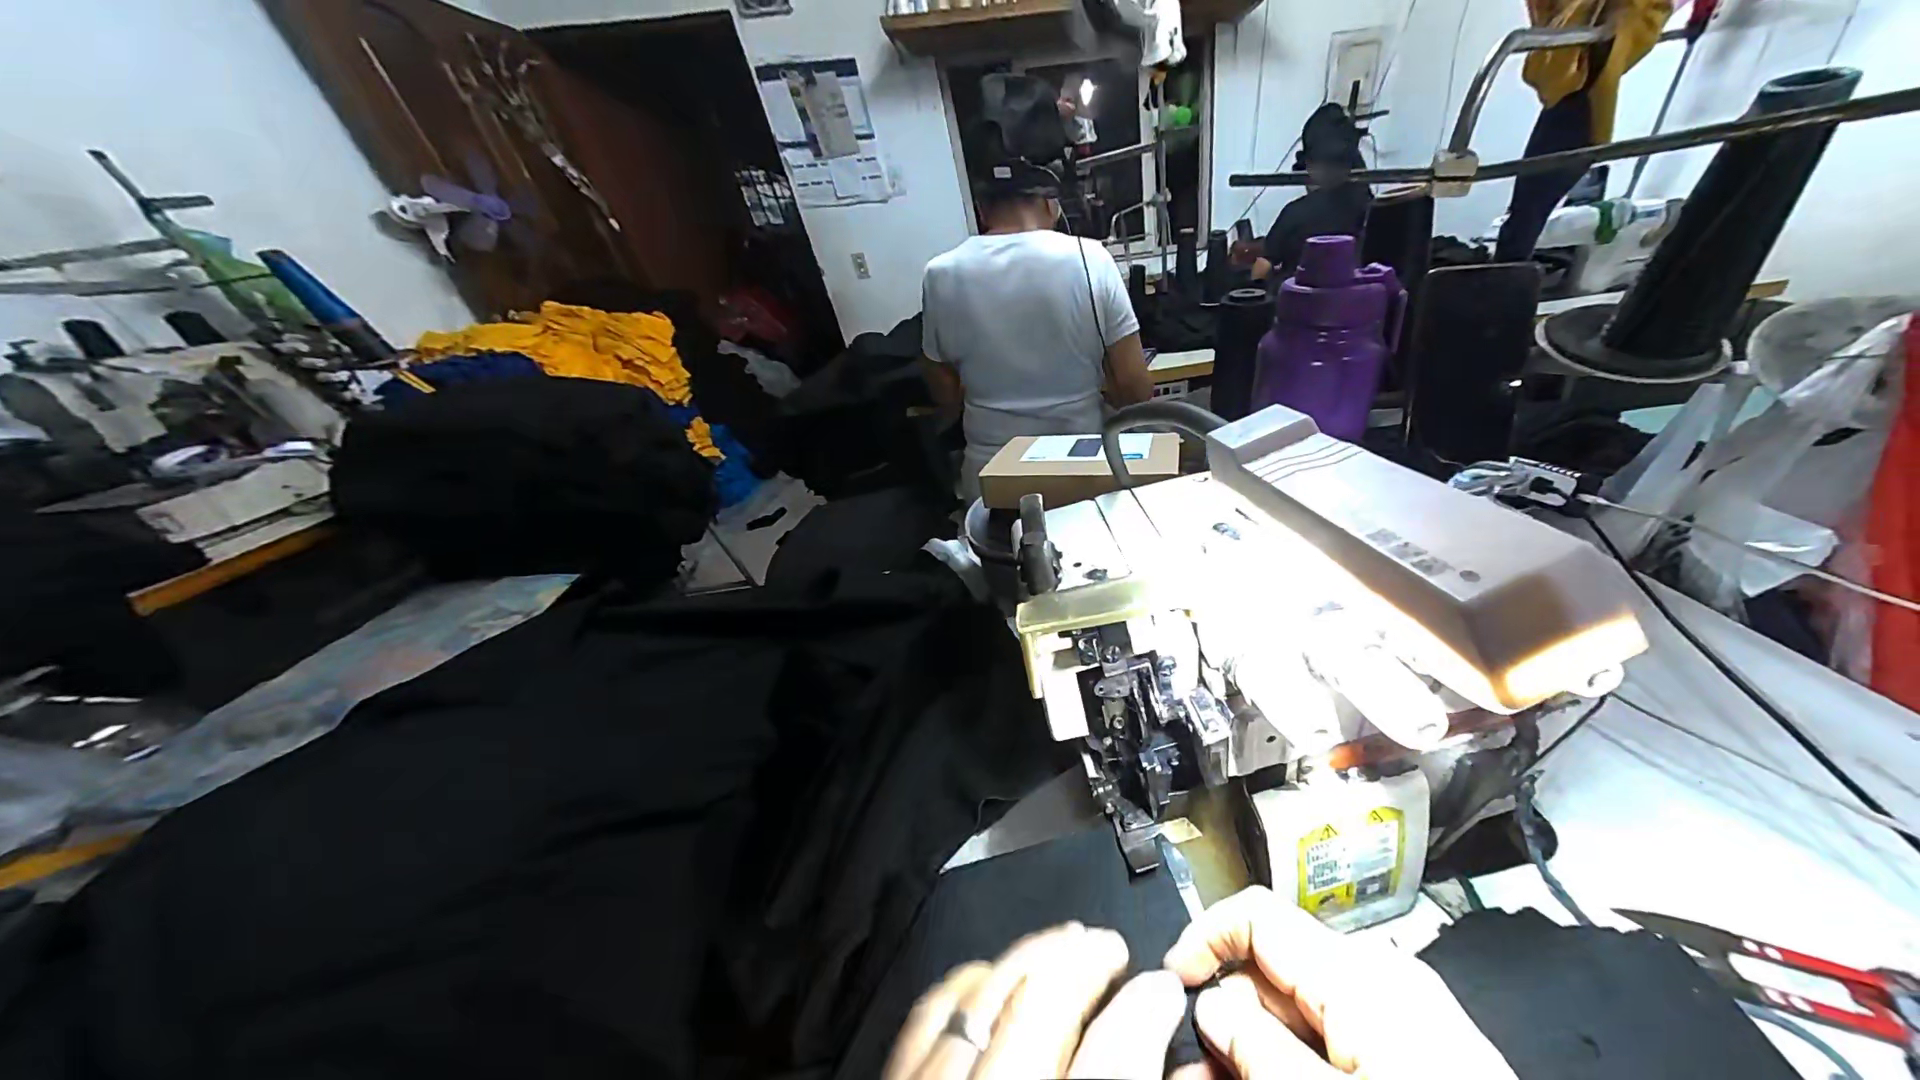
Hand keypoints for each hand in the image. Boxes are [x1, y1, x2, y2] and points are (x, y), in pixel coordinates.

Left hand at [884, 922, 1187, 1079]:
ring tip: (1062, 943)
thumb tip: (1173, 1055)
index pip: (1112, 1061)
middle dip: (1082, 962)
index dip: (1145, 1012)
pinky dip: (966, 982)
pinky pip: (931, 1013)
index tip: (1163, 986)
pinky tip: (988, 970)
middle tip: (1109, 945)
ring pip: (985, 994)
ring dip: (1028, 959)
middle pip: (1041, 1006)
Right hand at [1163, 887, 1514, 1078]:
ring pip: (1301, 1012)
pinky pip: (1336, 1042)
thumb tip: (1212, 1005)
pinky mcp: (1419, 1056)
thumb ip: (1258, 1048)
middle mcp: (1382, 981)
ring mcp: (1405, 1019)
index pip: (1257, 914)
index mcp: (1361, 976)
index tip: (1173, 982)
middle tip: (1195, 1070)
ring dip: (1255, 1047)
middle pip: (1274, 968)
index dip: (1203, 937)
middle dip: (1227, 1014)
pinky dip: (1296, 1063)